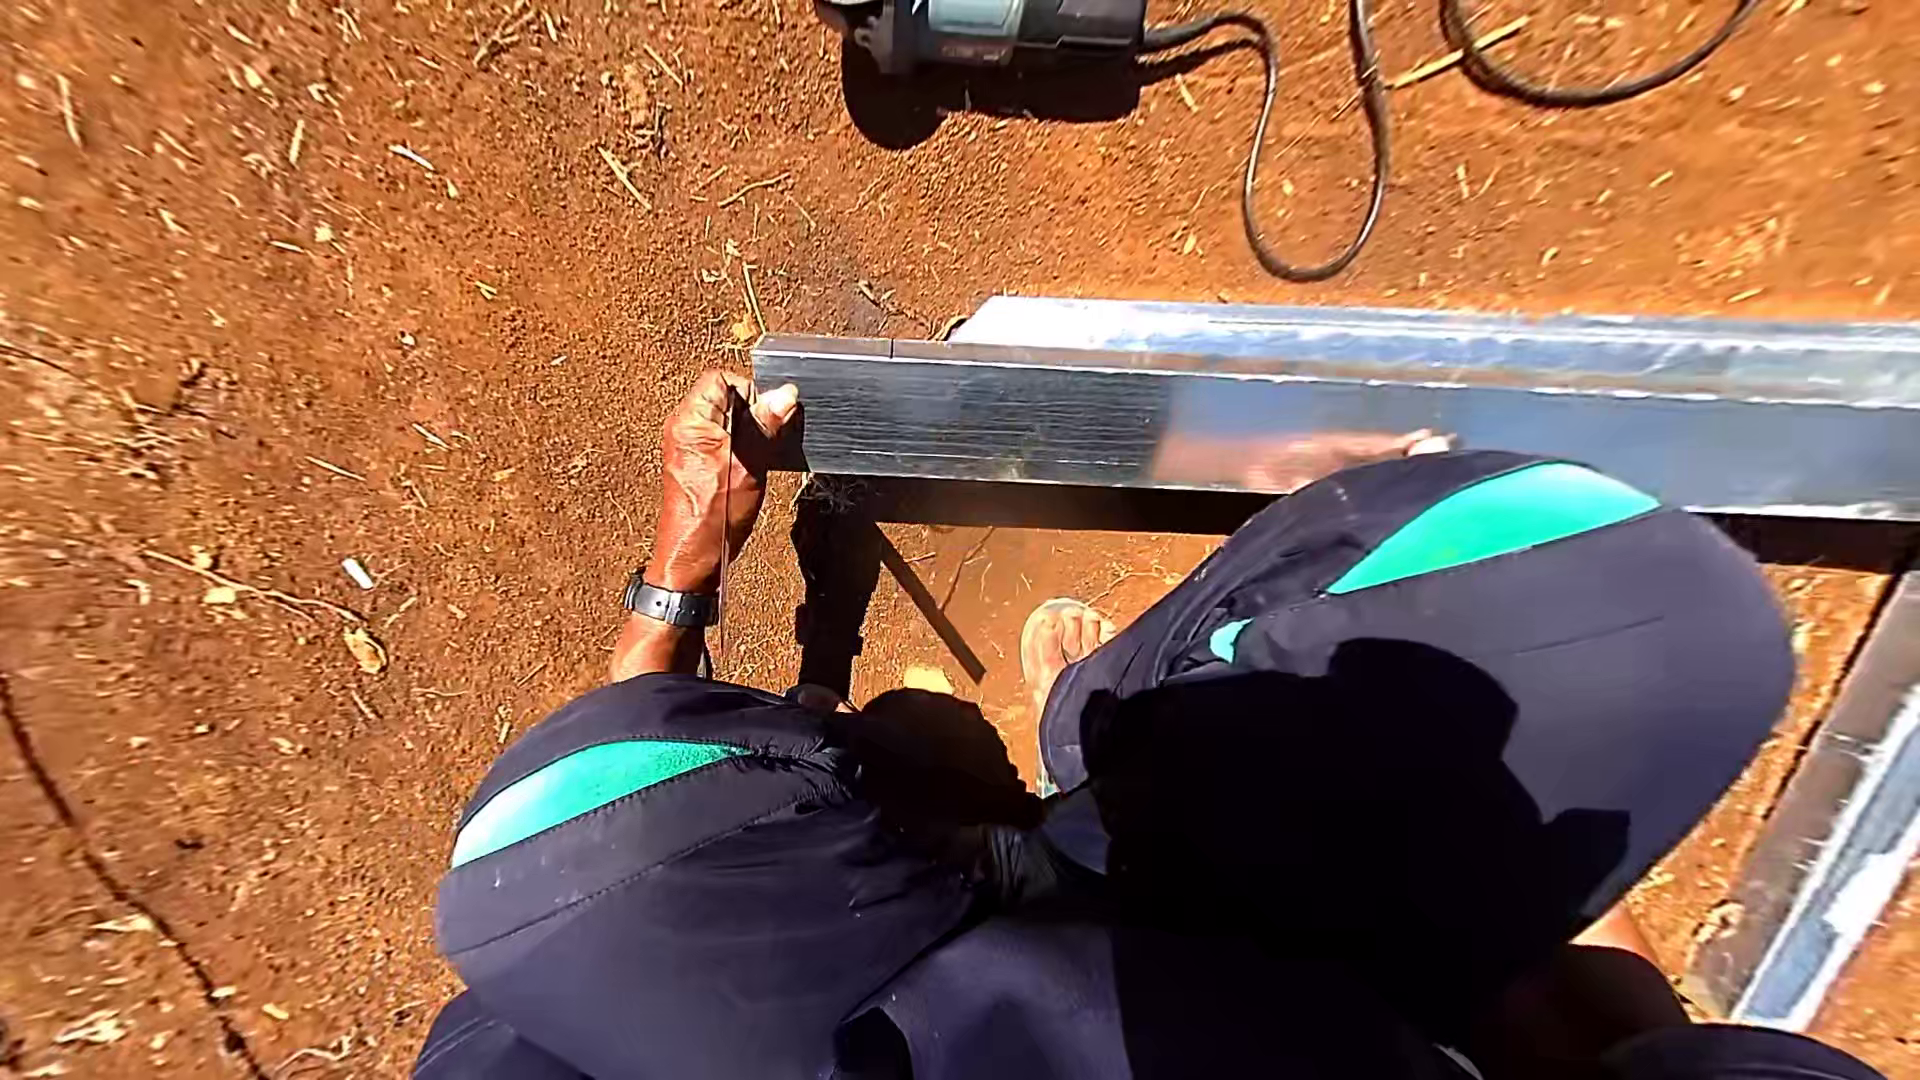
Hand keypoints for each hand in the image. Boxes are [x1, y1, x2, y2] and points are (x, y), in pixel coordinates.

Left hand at [648, 371, 799, 592]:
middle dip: (753, 414)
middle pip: (725, 397)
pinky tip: (750, 468)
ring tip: (757, 457)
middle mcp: (685, 429)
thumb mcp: (748, 465)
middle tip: (764, 441)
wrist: (694, 557)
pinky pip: (725, 440)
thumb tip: (785, 395)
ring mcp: (690, 446)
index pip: (721, 379)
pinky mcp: (698, 463)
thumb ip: (765, 425)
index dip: (751, 392)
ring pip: (728, 421)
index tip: (768, 416)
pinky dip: (743, 448)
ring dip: (750, 433)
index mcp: (690, 421)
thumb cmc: (712, 518)